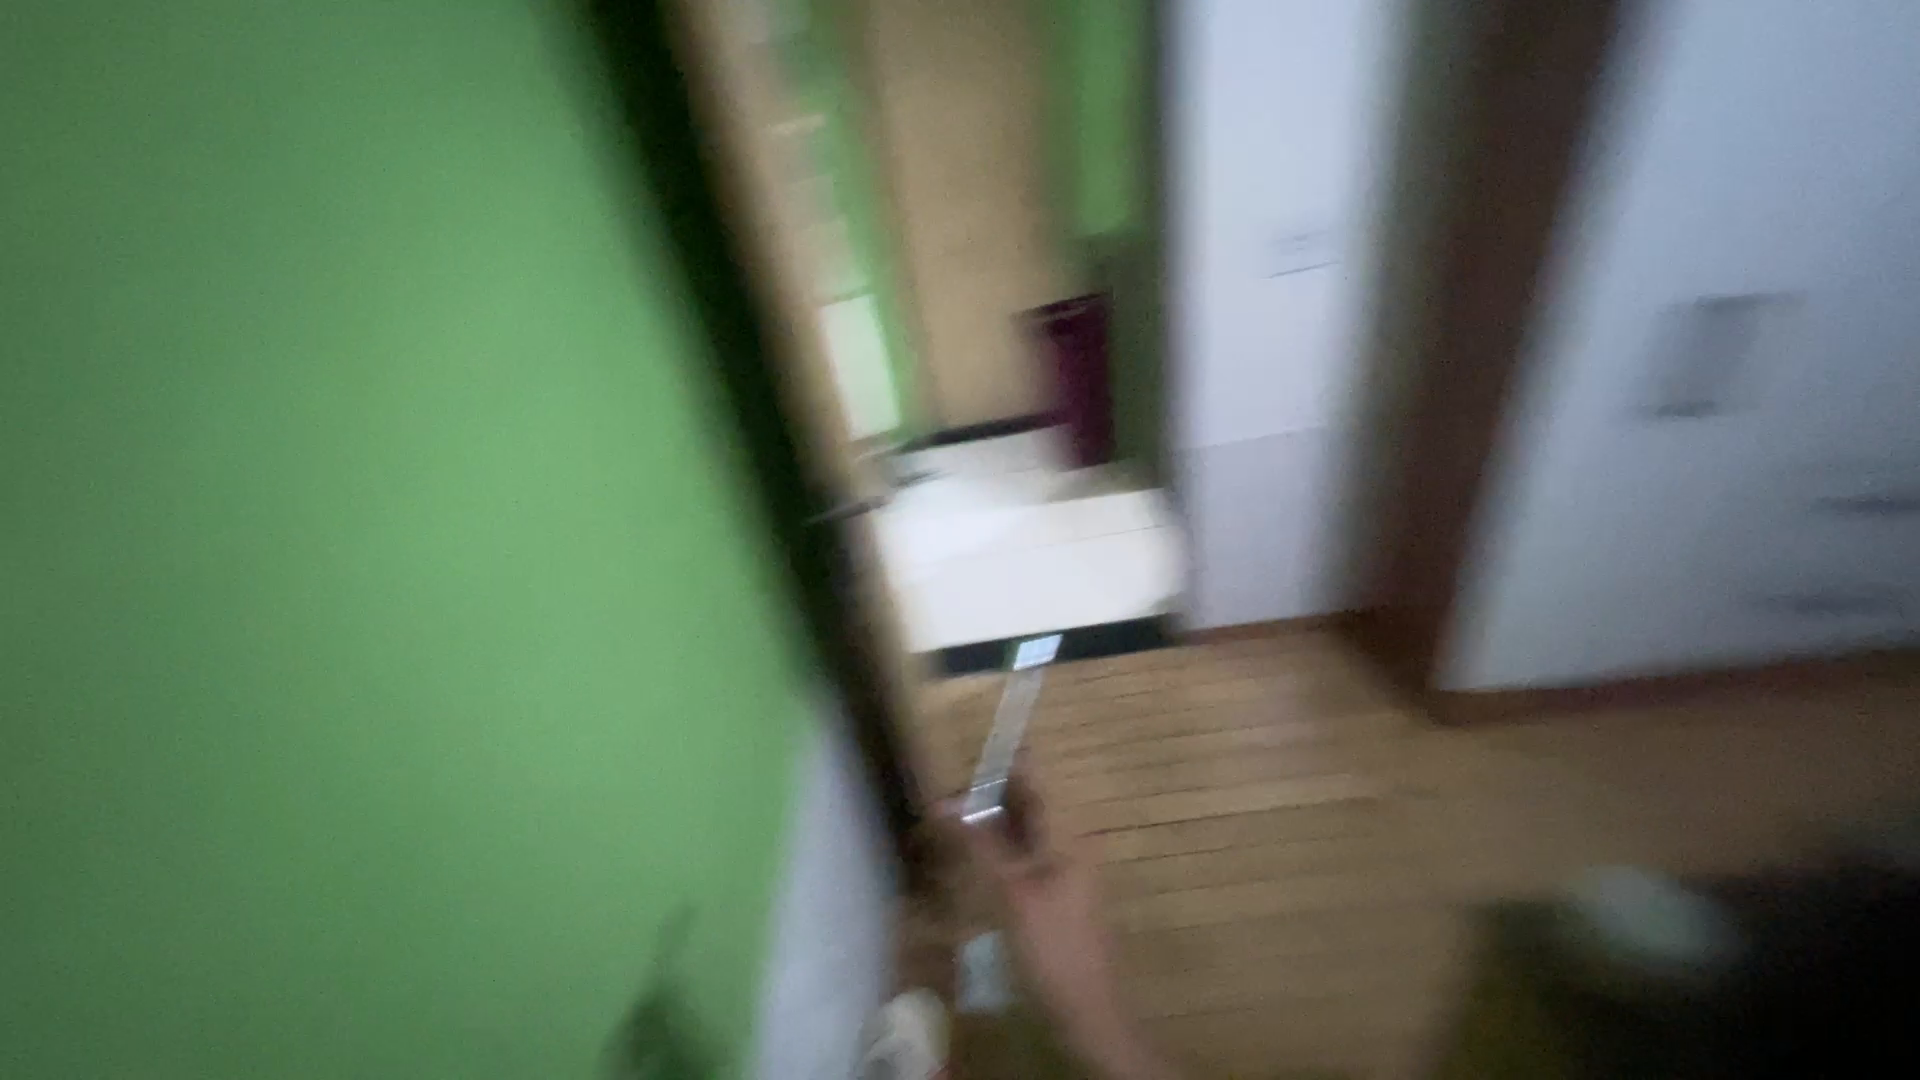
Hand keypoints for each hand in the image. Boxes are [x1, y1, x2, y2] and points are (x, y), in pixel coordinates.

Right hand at [945, 783, 1121, 1039]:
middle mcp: (1068, 844)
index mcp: (1066, 835)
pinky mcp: (1052, 895)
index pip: (1034, 779)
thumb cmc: (1052, 948)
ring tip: (948, 820)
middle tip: (943, 798)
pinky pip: (1022, 856)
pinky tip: (970, 858)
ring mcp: (1062, 871)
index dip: (1000, 763)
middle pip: (1026, 803)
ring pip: (1021, 831)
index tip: (962, 760)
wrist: (1088, 1016)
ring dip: (988, 823)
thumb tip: (942, 800)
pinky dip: (996, 849)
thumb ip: (978, 843)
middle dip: (986, 794)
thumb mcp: (1010, 893)